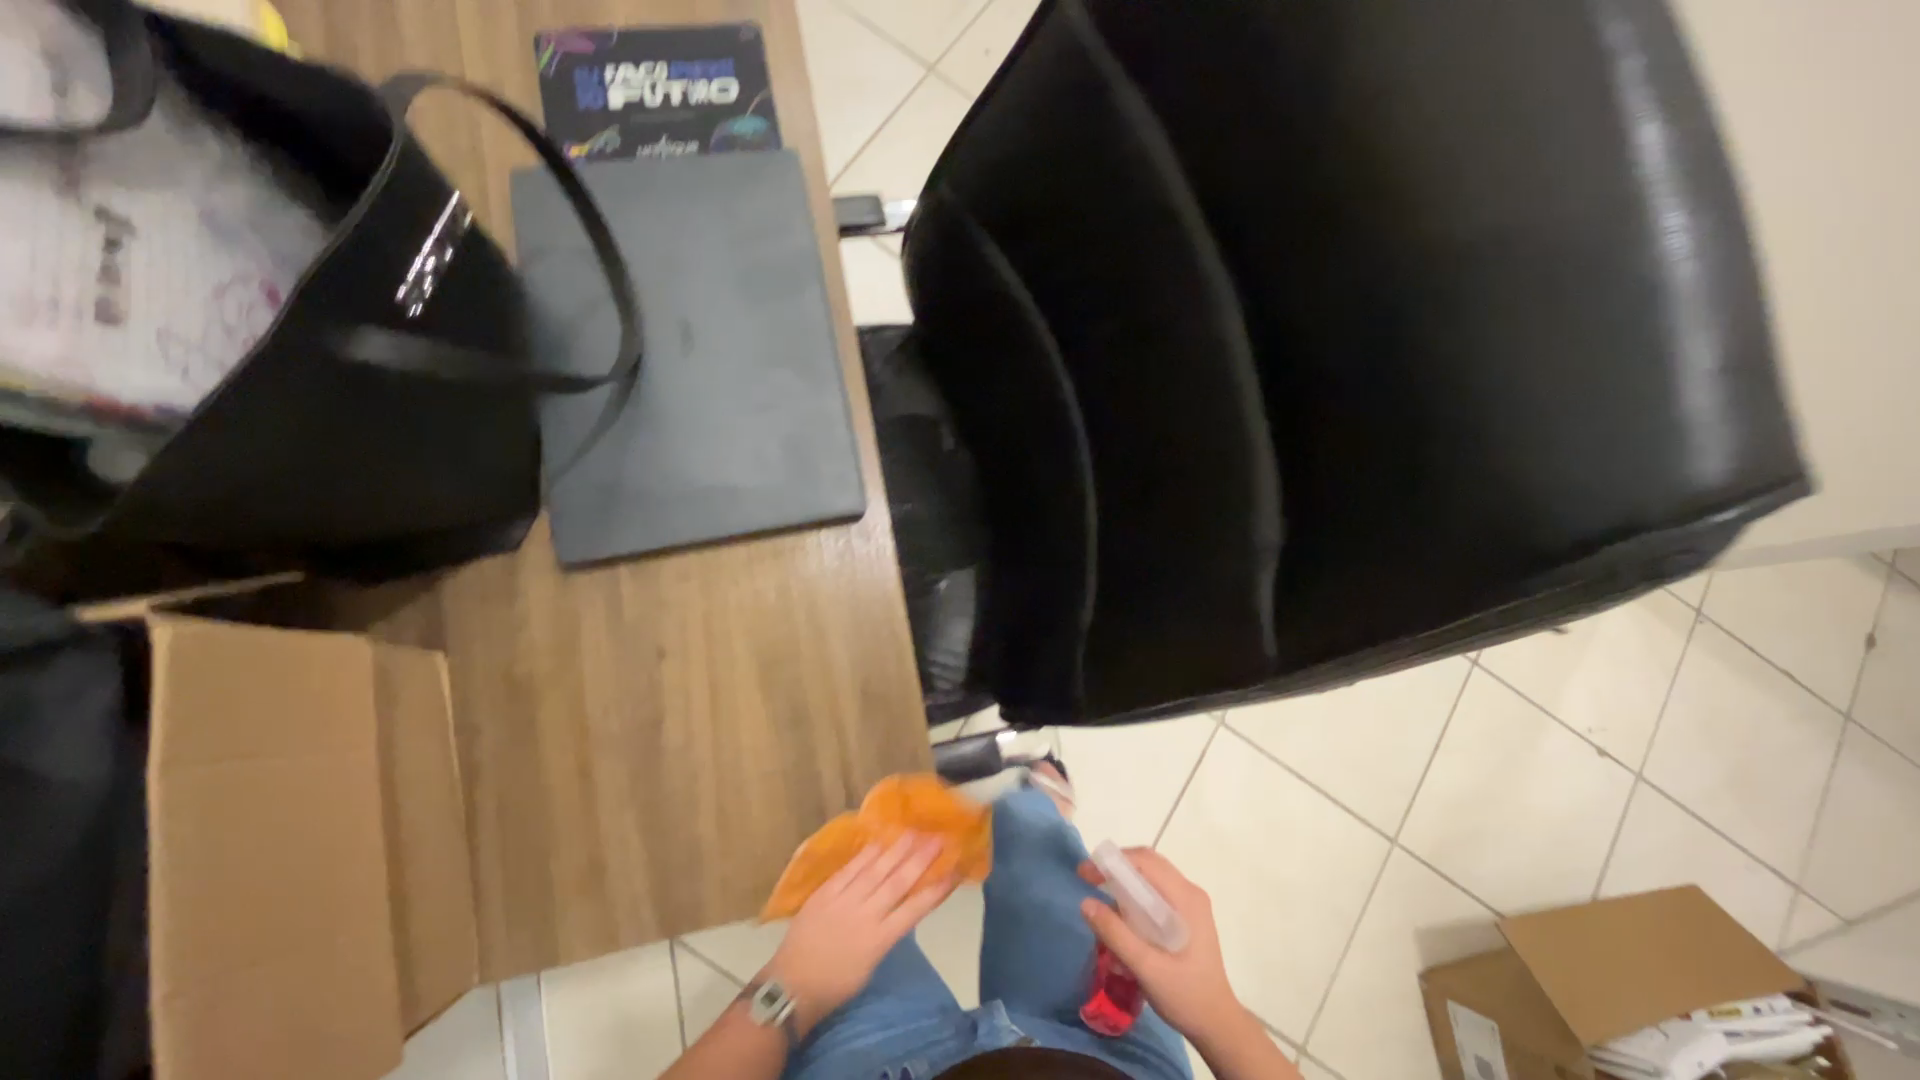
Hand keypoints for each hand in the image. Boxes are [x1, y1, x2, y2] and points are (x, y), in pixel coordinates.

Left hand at [761, 832, 956, 1035]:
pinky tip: (878, 841)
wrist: (793, 986)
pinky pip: (849, 870)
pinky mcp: (824, 894)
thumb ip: (886, 935)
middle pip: (898, 882)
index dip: (937, 889)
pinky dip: (865, 855)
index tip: (955, 870)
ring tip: (913, 831)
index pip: (915, 909)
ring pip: (875, 870)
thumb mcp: (871, 965)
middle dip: (920, 859)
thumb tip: (899, 910)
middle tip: (938, 838)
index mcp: (880, 940)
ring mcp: (843, 901)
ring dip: (896, 850)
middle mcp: (865, 915)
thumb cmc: (836, 985)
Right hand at [1078, 848, 1246, 1042]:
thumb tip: (1086, 903)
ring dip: (1123, 887)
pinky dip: (1133, 901)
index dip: (1112, 862)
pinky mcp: (1185, 917)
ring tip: (1102, 908)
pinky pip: (1154, 895)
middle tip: (1088, 883)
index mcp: (1186, 899)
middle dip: (1115, 870)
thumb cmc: (1185, 995)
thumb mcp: (1146, 968)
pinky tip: (1122, 925)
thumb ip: (1116, 935)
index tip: (1085, 874)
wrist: (1216, 1022)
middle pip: (1147, 865)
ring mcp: (1189, 904)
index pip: (1145, 862)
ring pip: (1149, 879)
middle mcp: (1189, 893)